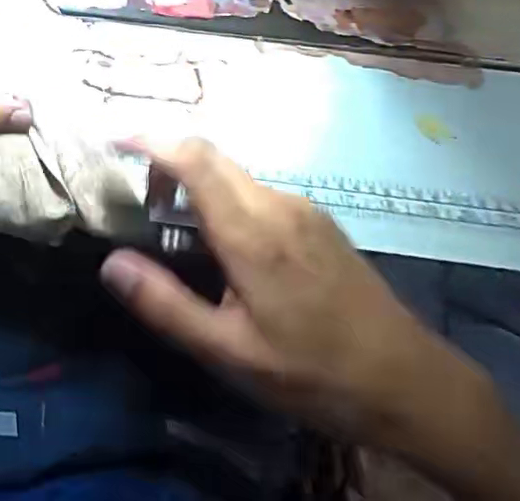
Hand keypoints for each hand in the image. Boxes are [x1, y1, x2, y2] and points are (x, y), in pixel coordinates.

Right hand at [99, 139, 519, 492]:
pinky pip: (256, 191)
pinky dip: (225, 196)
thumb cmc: (312, 373)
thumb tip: (110, 263)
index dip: (150, 140)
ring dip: (196, 181)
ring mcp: (301, 207)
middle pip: (211, 157)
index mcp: (251, 231)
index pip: (193, 159)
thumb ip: (165, 304)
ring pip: (233, 173)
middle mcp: (276, 203)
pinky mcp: (317, 218)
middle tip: (141, 200)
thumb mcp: (229, 352)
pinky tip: (226, 244)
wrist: (409, 380)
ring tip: (176, 225)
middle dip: (167, 162)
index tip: (115, 140)